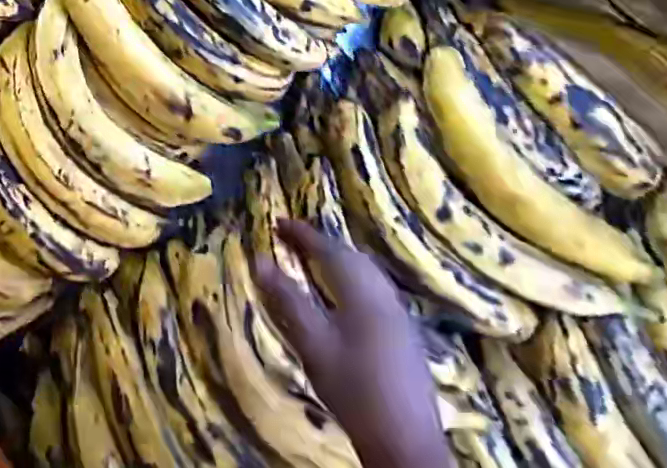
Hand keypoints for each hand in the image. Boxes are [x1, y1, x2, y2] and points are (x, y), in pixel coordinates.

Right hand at [256, 220, 449, 467]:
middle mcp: (385, 297)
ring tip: (313, 259)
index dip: (302, 234)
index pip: (329, 250)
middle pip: (352, 257)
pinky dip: (352, 277)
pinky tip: (342, 292)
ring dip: (339, 259)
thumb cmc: (353, 389)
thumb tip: (260, 260)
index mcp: (362, 293)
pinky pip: (375, 288)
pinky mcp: (405, 336)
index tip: (277, 222)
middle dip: (321, 243)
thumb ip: (287, 300)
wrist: (406, 444)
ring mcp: (400, 317)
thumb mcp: (312, 344)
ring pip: (367, 272)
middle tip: (292, 239)